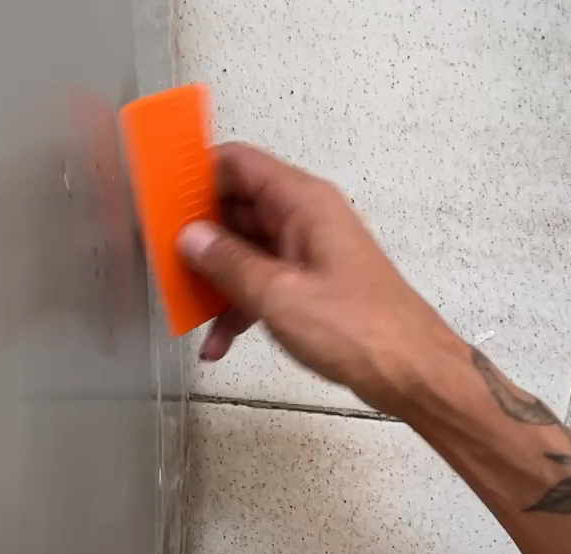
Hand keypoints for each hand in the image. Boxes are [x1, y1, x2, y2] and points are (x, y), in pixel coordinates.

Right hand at [177, 143, 460, 414]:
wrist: (411, 372)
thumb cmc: (354, 329)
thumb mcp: (280, 296)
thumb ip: (229, 264)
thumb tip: (189, 236)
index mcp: (301, 203)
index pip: (237, 164)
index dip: (194, 176)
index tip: (158, 202)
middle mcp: (304, 220)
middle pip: (237, 210)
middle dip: (198, 238)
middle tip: (161, 265)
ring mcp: (309, 256)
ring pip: (247, 254)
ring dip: (216, 285)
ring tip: (186, 316)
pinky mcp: (312, 290)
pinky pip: (265, 287)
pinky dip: (240, 311)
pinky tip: (217, 346)